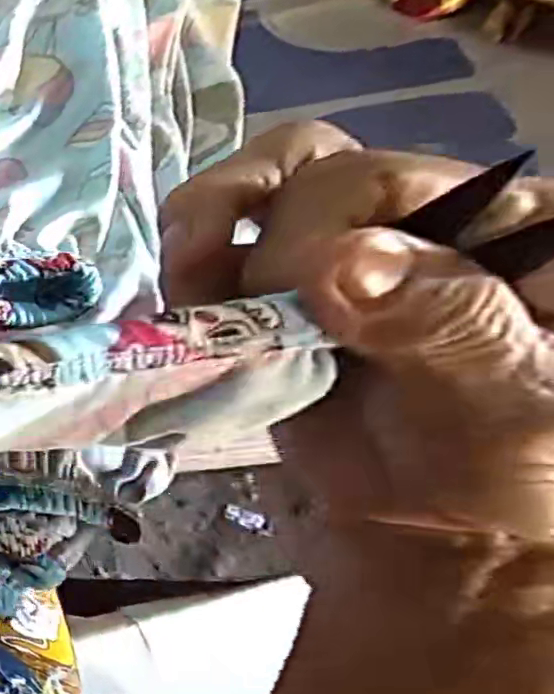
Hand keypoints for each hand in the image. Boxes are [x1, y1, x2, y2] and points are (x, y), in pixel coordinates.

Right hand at [161, 122, 553, 547]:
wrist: (438, 525)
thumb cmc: (501, 473)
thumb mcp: (510, 409)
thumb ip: (443, 326)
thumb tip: (340, 260)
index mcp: (505, 231)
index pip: (382, 178)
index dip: (314, 226)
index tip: (295, 299)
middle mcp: (413, 229)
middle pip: (303, 168)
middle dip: (234, 213)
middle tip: (202, 274)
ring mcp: (331, 266)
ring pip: (248, 197)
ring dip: (195, 233)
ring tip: (185, 292)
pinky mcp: (269, 305)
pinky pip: (212, 260)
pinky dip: (183, 274)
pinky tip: (186, 313)